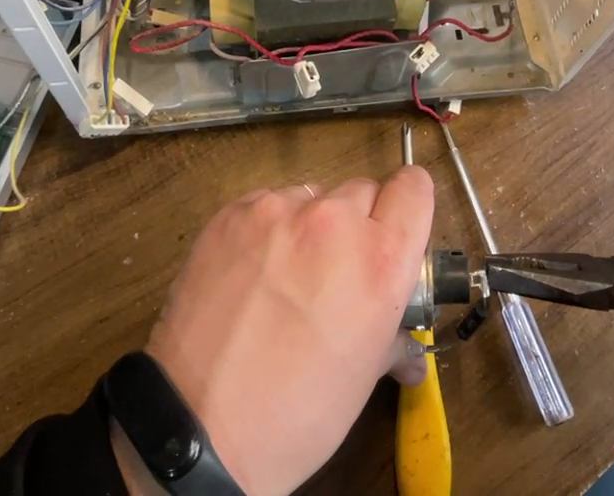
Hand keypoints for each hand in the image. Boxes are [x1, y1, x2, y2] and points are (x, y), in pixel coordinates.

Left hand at [140, 168, 434, 494]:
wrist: (199, 426)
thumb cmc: (296, 413)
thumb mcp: (364, 375)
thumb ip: (393, 335)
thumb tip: (407, 348)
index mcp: (380, 259)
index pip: (415, 187)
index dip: (407, 207)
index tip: (395, 228)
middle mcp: (334, 222)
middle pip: (363, 191)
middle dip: (357, 224)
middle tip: (336, 271)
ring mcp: (278, 212)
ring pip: (313, 196)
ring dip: (310, 224)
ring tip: (286, 275)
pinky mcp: (233, 213)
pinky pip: (267, 205)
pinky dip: (268, 229)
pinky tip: (253, 273)